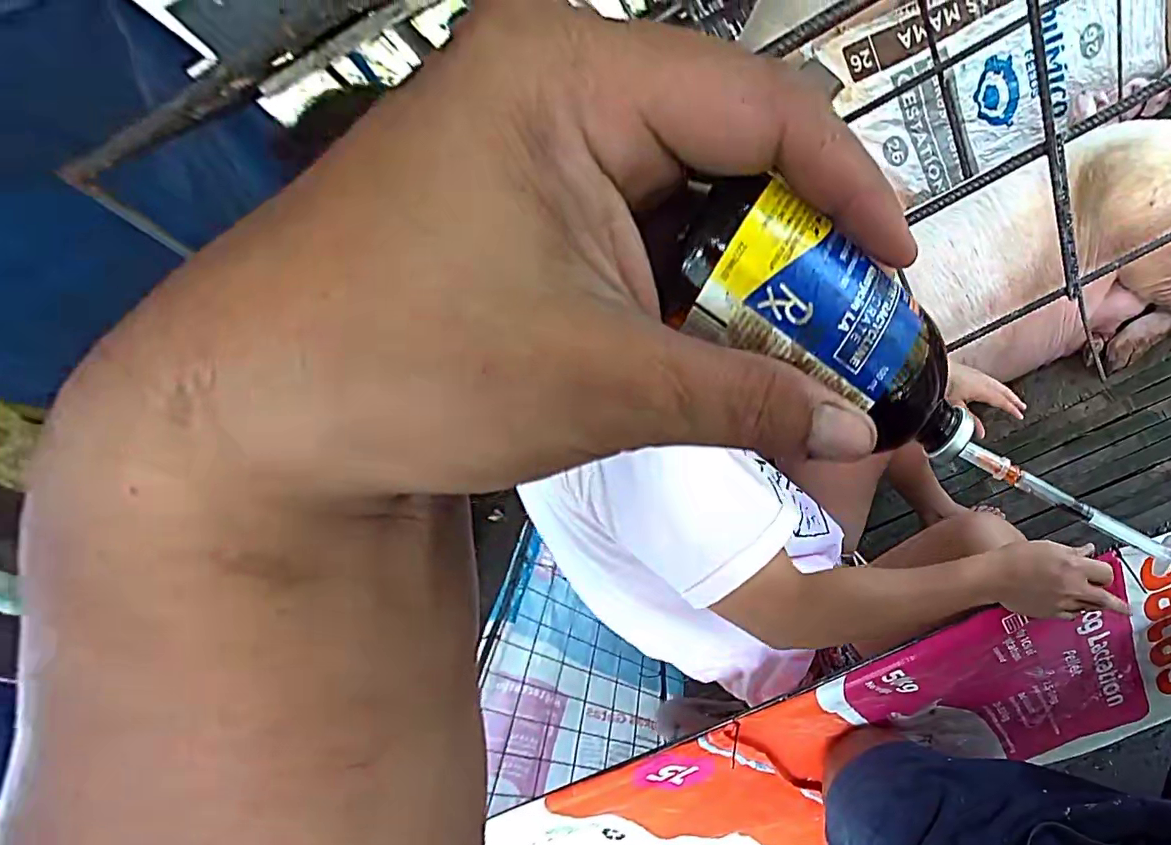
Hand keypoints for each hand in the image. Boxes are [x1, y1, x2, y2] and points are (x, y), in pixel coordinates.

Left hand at [74, 0, 914, 502]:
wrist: (271, 421)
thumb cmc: (417, 371)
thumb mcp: (610, 386)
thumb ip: (752, 403)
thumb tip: (860, 435)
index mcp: (570, 83)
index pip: (760, 105)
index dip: (849, 182)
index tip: (900, 262)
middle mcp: (572, 97)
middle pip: (745, 146)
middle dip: (819, 234)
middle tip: (867, 309)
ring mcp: (565, 159)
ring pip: (716, 199)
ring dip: (778, 272)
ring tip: (826, 337)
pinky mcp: (563, 219)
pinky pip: (678, 241)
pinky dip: (730, 294)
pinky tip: (756, 344)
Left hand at [946, 362, 1025, 438]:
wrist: (935, 368)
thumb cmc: (945, 384)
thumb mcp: (957, 406)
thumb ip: (971, 420)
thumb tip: (981, 433)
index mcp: (983, 390)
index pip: (1002, 401)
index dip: (1012, 409)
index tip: (1020, 415)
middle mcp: (984, 381)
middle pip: (1004, 391)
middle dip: (1014, 400)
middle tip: (1023, 407)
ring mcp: (979, 375)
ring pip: (999, 385)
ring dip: (1008, 393)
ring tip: (1013, 399)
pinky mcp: (973, 373)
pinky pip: (992, 381)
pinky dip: (999, 387)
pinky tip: (996, 389)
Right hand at [985, 541, 1130, 617]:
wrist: (996, 577)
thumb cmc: (1017, 557)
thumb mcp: (1049, 547)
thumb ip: (1073, 552)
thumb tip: (1087, 551)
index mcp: (1074, 566)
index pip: (1106, 573)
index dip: (1107, 572)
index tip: (1108, 574)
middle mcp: (1073, 587)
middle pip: (1105, 598)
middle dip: (1116, 602)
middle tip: (1125, 609)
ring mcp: (1063, 603)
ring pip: (1089, 608)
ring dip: (1095, 606)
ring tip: (1099, 606)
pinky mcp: (1051, 614)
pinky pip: (1072, 615)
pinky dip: (1076, 611)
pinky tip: (1073, 606)